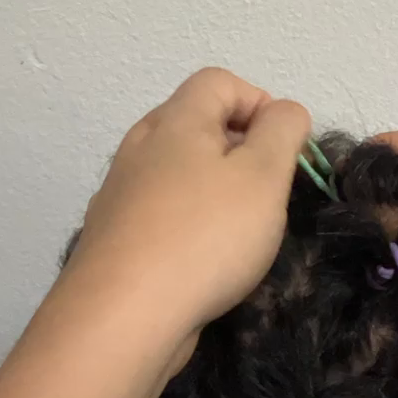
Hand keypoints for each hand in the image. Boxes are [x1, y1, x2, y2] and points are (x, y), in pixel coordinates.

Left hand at [64, 68, 310, 350]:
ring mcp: (120, 193)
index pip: (219, 82)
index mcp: (175, 120)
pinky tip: (201, 260)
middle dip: (239, 148)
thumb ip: (282, 131)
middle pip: (195, 124)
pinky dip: (187, 221)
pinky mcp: (113, 236)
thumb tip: (284, 110)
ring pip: (176, 171)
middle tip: (266, 191)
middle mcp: (140, 147)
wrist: (123, 316)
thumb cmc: (205, 236)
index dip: (260, 103)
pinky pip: (159, 211)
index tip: (284, 149)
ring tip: (238, 229)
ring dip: (213, 188)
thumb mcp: (263, 175)